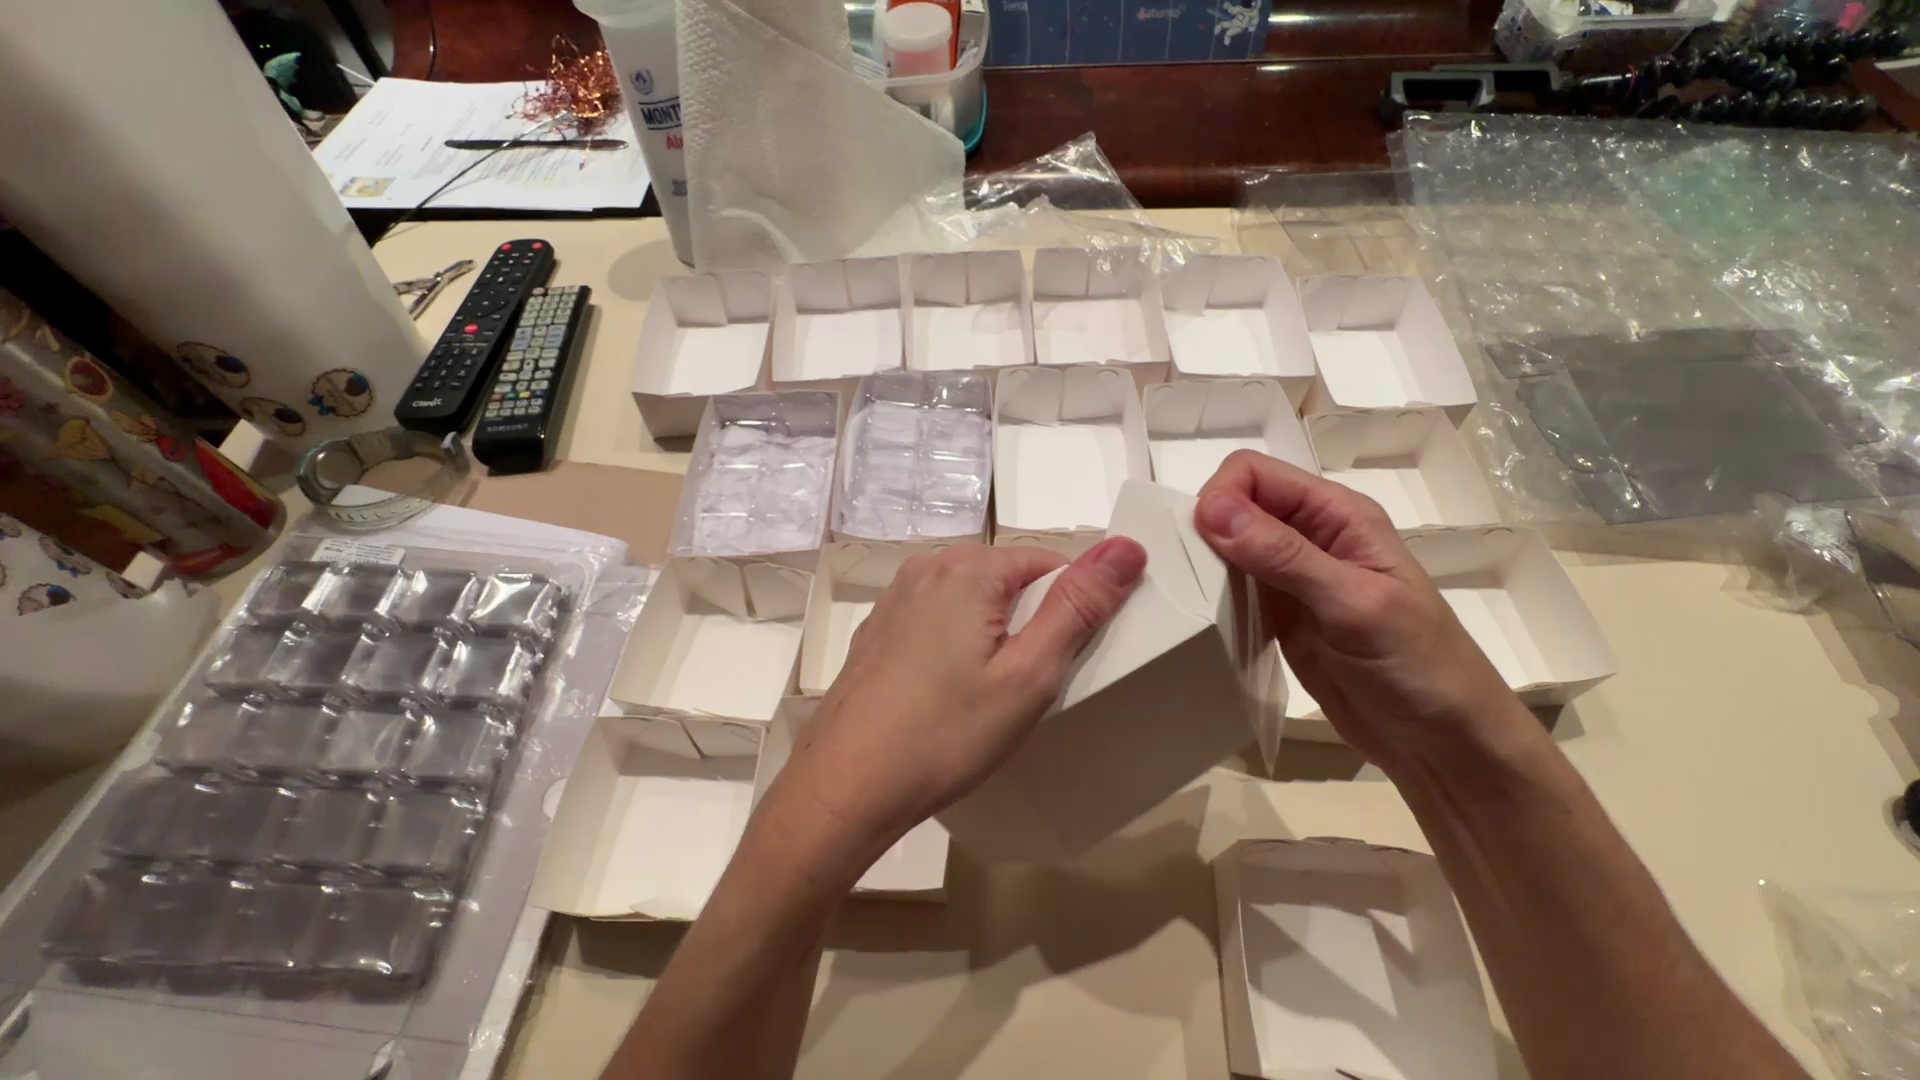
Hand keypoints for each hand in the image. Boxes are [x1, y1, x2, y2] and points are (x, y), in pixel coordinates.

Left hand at [763, 539, 1146, 863]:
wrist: (846, 785)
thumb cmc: (946, 734)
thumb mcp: (1029, 674)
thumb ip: (1078, 607)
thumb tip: (1126, 547)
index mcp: (969, 567)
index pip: (1051, 564)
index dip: (1070, 611)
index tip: (1062, 665)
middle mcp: (927, 566)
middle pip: (1009, 580)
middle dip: (1029, 624)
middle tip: (1025, 688)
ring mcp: (895, 597)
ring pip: (972, 602)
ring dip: (992, 637)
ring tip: (987, 697)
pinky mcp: (877, 629)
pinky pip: (937, 622)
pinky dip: (955, 647)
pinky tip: (947, 696)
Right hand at [1193, 450, 1527, 773]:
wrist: (1441, 740)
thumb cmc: (1415, 665)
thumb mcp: (1350, 604)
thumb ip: (1282, 555)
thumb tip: (1211, 508)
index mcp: (1336, 515)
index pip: (1256, 474)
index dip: (1221, 496)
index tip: (1200, 542)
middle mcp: (1310, 536)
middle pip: (1236, 506)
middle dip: (1203, 529)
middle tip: (1182, 574)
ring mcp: (1292, 579)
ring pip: (1228, 548)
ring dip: (1203, 565)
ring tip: (1183, 596)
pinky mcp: (1278, 616)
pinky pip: (1232, 591)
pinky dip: (1212, 598)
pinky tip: (1200, 619)